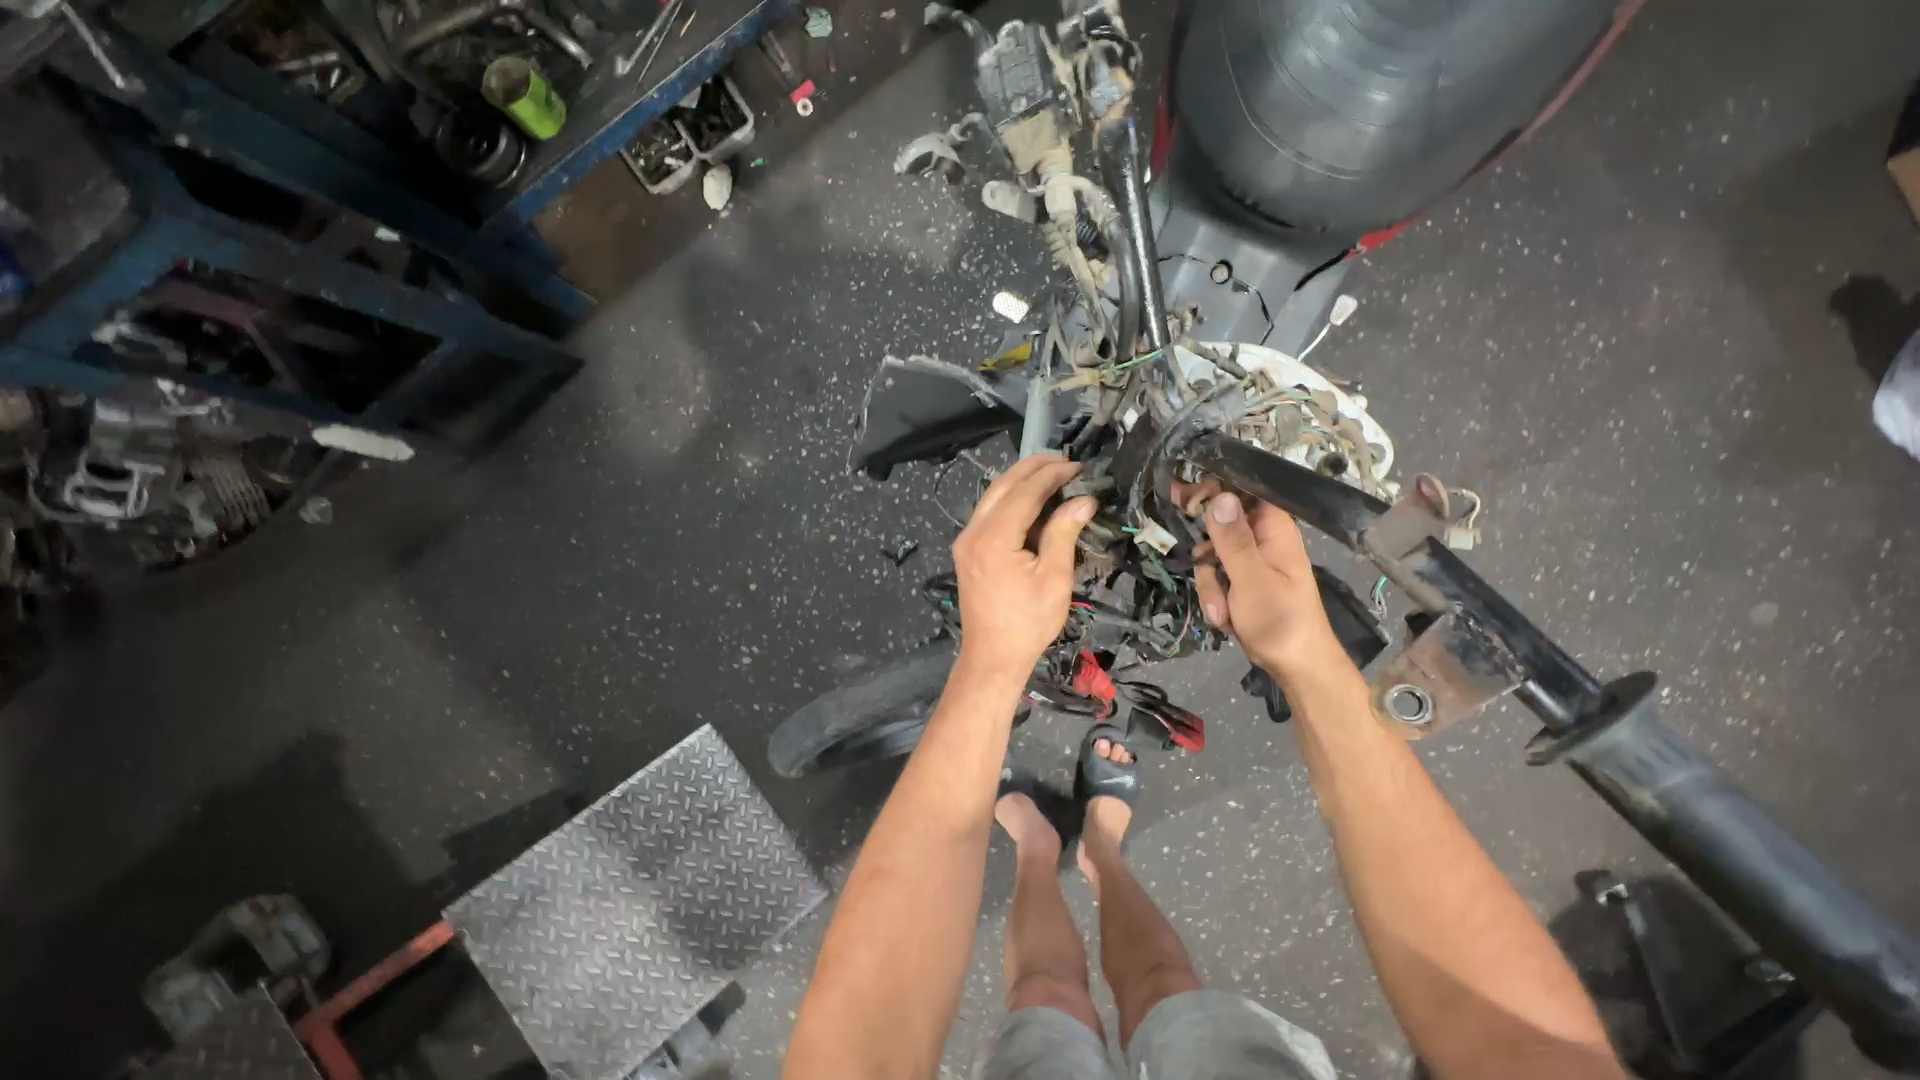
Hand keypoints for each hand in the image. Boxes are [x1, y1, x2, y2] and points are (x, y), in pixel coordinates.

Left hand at [952, 455, 1097, 676]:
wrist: (993, 656)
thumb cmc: (1028, 623)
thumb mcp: (1054, 578)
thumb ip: (1063, 533)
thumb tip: (1083, 500)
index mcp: (994, 538)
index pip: (1025, 492)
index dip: (1052, 475)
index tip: (1078, 466)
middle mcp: (973, 532)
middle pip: (1003, 485)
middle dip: (1033, 468)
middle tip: (1065, 461)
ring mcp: (966, 540)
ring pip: (992, 495)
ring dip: (1020, 480)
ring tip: (1052, 473)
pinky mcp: (967, 550)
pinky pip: (988, 512)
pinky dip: (1010, 498)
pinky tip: (1031, 499)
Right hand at [1173, 481, 1349, 688]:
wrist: (1295, 667)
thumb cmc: (1281, 621)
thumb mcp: (1252, 580)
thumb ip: (1233, 539)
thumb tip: (1218, 496)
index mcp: (1274, 528)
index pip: (1242, 489)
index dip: (1213, 488)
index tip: (1184, 498)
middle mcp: (1263, 538)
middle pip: (1219, 522)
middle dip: (1206, 549)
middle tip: (1199, 558)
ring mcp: (1251, 562)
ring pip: (1211, 554)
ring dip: (1210, 583)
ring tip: (1225, 611)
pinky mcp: (1241, 583)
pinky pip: (1215, 578)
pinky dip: (1215, 597)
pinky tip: (1226, 618)